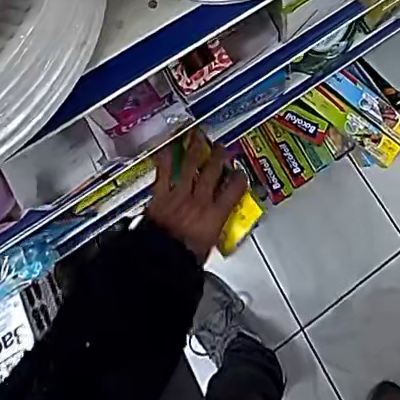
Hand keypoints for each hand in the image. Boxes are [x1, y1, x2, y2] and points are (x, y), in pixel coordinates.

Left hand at [145, 140, 249, 259]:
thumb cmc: (183, 261)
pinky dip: (166, 161)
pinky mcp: (161, 197)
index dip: (240, 179)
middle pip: (214, 171)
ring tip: (198, 137)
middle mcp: (200, 200)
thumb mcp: (207, 251)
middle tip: (221, 147)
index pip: (235, 189)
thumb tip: (210, 240)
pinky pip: (164, 174)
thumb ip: (211, 238)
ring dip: (196, 150)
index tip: (240, 173)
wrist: (159, 262)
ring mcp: (180, 195)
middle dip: (219, 157)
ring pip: (191, 166)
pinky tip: (166, 149)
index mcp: (216, 215)